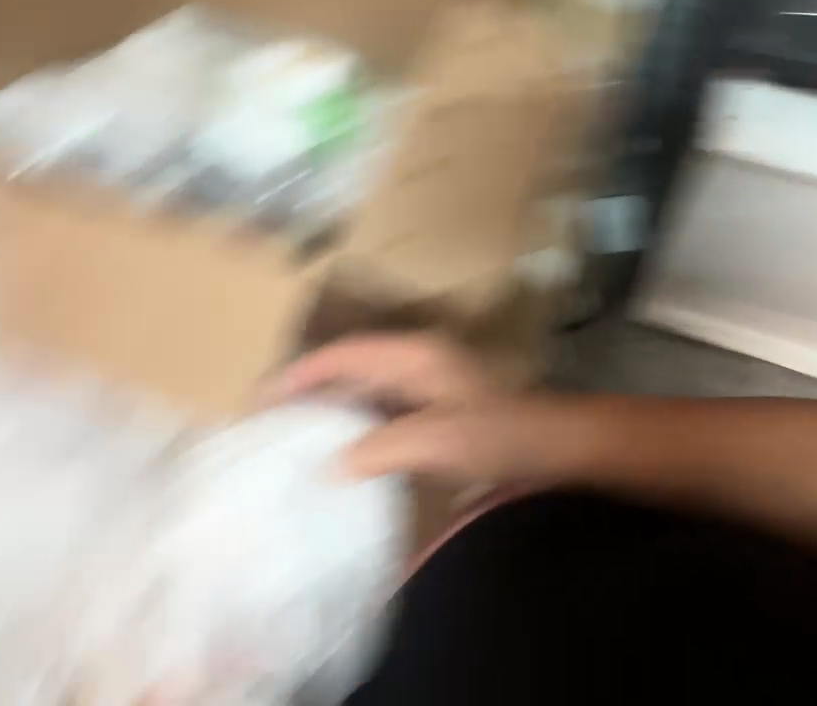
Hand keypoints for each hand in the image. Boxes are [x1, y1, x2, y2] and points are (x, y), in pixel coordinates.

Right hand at [270, 333, 573, 485]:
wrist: (550, 445)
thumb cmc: (498, 434)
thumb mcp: (437, 440)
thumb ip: (381, 447)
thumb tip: (331, 464)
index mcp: (416, 355)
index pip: (348, 353)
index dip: (305, 371)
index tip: (266, 395)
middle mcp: (418, 360)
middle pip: (354, 367)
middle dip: (313, 388)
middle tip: (270, 418)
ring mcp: (428, 382)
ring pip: (367, 389)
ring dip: (333, 407)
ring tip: (294, 434)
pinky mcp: (436, 407)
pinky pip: (383, 410)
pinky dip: (357, 424)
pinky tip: (341, 451)